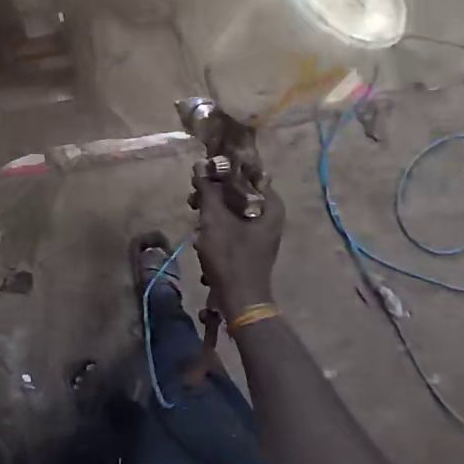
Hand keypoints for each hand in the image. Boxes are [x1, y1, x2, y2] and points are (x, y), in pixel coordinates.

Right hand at [192, 167, 284, 318]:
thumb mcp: (215, 220)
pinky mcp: (251, 245)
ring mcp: (261, 231)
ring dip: (212, 211)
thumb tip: (200, 165)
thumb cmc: (231, 256)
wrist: (241, 299)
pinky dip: (218, 226)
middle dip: (214, 194)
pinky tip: (202, 234)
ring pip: (233, 209)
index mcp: (270, 204)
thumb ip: (208, 191)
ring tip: (194, 214)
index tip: (202, 175)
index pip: (247, 174)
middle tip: (193, 199)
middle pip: (238, 192)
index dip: (223, 171)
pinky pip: (233, 225)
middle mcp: (270, 214)